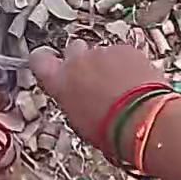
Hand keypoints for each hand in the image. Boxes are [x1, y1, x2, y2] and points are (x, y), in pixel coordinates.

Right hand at [29, 40, 167, 154]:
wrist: (141, 118)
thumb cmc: (109, 130)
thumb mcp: (79, 121)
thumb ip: (72, 99)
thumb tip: (78, 97)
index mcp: (59, 81)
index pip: (39, 60)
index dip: (46, 62)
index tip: (53, 67)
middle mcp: (76, 61)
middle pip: (73, 51)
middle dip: (82, 61)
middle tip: (94, 81)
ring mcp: (101, 52)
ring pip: (101, 53)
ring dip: (108, 66)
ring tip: (122, 90)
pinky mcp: (124, 49)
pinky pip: (122, 54)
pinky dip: (128, 64)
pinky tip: (136, 84)